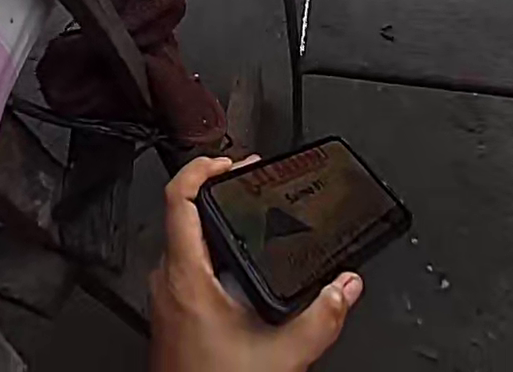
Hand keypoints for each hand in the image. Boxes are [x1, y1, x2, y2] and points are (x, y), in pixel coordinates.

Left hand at [149, 156, 362, 371]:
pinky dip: (208, 244)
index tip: (227, 161)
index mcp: (186, 275)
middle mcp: (168, 277)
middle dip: (214, 186)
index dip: (200, 167)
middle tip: (243, 178)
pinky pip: (184, 259)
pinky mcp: (171, 309)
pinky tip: (235, 257)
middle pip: (180, 209)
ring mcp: (166, 294)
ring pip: (182, 234)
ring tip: (243, 208)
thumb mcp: (281, 357)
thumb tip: (345, 286)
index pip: (177, 197)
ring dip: (211, 215)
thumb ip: (319, 319)